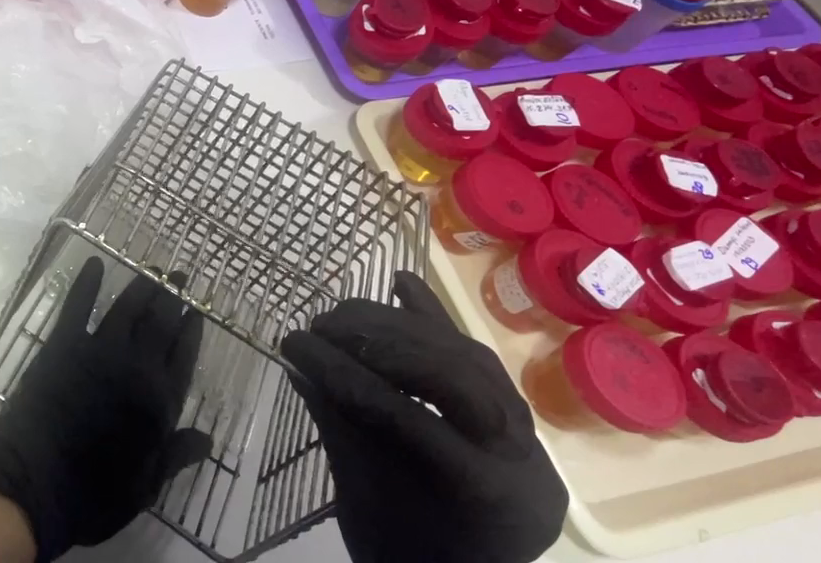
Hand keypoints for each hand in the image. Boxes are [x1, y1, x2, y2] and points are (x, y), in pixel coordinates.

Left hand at [0, 257, 210, 560]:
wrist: (34, 481)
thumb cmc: (93, 493)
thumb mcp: (145, 486)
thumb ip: (175, 456)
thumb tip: (207, 438)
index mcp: (157, 403)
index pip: (182, 356)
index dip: (190, 331)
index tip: (196, 309)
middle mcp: (133, 368)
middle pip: (158, 324)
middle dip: (172, 297)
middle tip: (179, 276)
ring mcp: (96, 351)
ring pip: (125, 309)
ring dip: (141, 286)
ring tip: (153, 268)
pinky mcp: (62, 345)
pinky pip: (77, 306)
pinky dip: (85, 283)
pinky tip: (94, 263)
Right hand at [279, 271, 566, 562]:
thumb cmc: (403, 551)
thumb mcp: (361, 493)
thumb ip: (335, 419)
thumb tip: (295, 357)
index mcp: (479, 492)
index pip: (402, 414)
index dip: (340, 372)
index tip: (291, 343)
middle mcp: (517, 457)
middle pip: (448, 374)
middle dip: (378, 342)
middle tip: (323, 328)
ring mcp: (528, 436)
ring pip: (465, 356)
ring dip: (401, 326)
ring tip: (345, 315)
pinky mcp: (521, 418)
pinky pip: (480, 359)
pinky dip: (439, 321)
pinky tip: (402, 283)